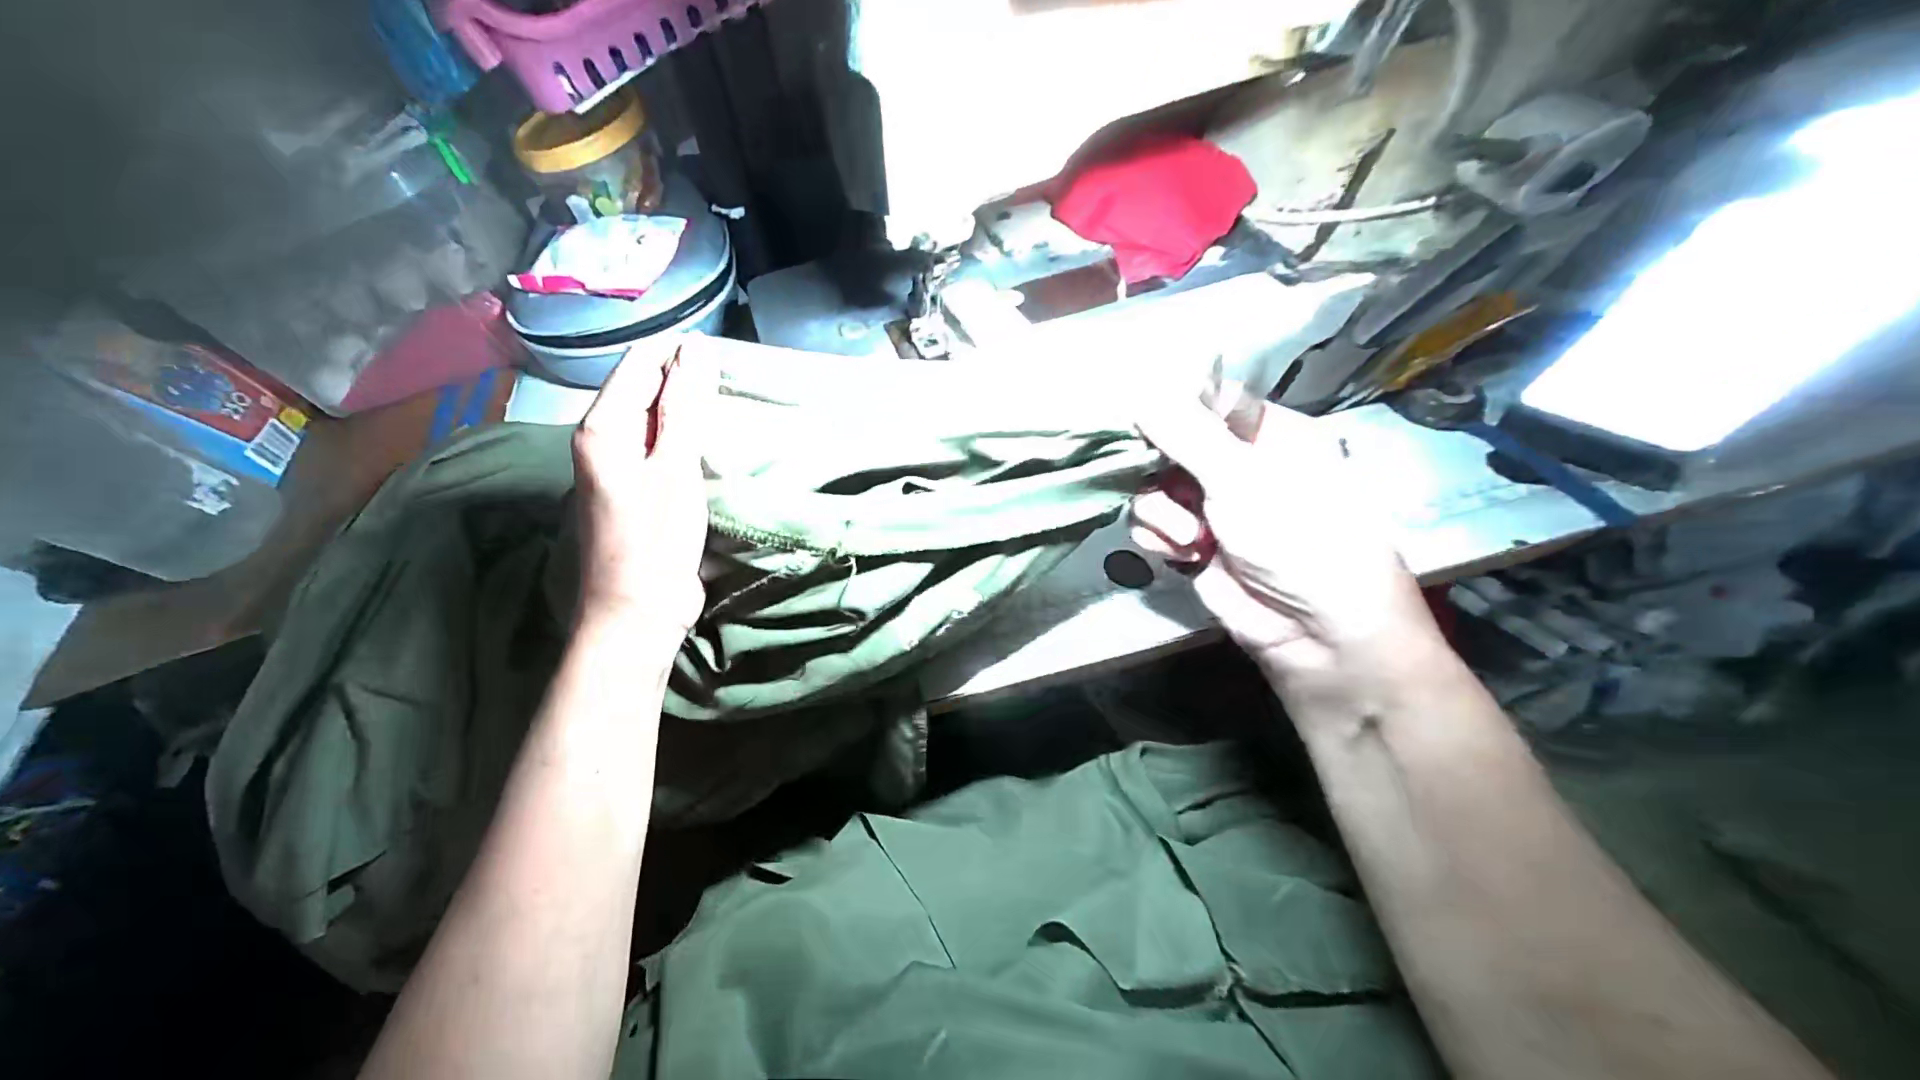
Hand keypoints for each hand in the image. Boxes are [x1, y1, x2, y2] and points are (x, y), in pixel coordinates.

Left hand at [571, 345, 713, 648]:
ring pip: (656, 420)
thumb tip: (694, 350)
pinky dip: (687, 440)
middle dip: (685, 379)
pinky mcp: (638, 491)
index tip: (723, 351)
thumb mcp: (673, 470)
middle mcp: (603, 442)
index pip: (638, 365)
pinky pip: (662, 449)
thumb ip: (683, 409)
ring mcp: (619, 468)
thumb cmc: (654, 542)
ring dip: (690, 411)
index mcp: (601, 429)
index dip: (678, 352)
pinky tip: (714, 442)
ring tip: (730, 402)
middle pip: (644, 391)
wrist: (637, 612)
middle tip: (734, 377)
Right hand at [1131, 391, 1432, 684]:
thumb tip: (1139, 393)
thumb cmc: (1297, 535)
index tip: (1140, 416)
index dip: (1169, 408)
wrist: (1317, 630)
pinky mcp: (1194, 546)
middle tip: (1166, 482)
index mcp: (1264, 432)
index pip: (1204, 401)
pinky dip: (1160, 540)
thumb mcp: (1241, 475)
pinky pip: (1153, 528)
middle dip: (1160, 469)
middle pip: (1168, 445)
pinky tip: (1183, 555)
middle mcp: (1235, 464)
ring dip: (1161, 513)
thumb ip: (1185, 433)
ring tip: (1191, 537)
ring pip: (1153, 489)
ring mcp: (1212, 508)